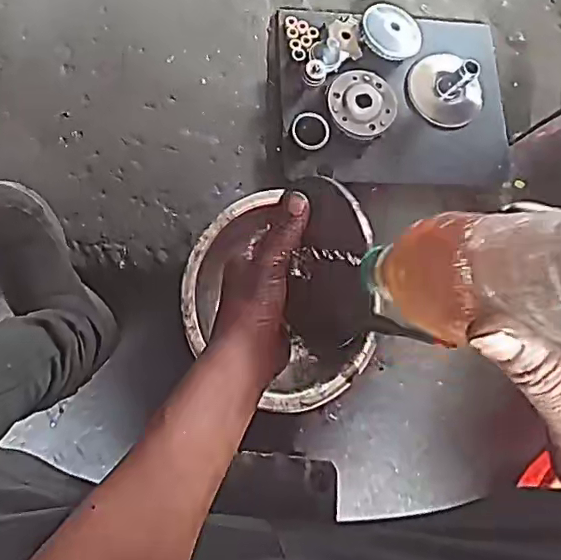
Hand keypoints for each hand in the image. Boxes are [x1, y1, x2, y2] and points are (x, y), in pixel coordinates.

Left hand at [211, 191, 308, 376]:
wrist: (249, 358)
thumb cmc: (248, 316)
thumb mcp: (270, 264)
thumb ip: (284, 233)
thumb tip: (295, 201)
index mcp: (241, 262)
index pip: (264, 233)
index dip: (284, 222)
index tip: (303, 213)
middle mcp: (248, 281)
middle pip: (275, 256)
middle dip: (295, 250)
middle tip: (316, 239)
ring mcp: (262, 302)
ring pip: (284, 279)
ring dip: (300, 275)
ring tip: (320, 266)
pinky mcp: (276, 322)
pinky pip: (294, 303)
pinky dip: (304, 299)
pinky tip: (314, 299)